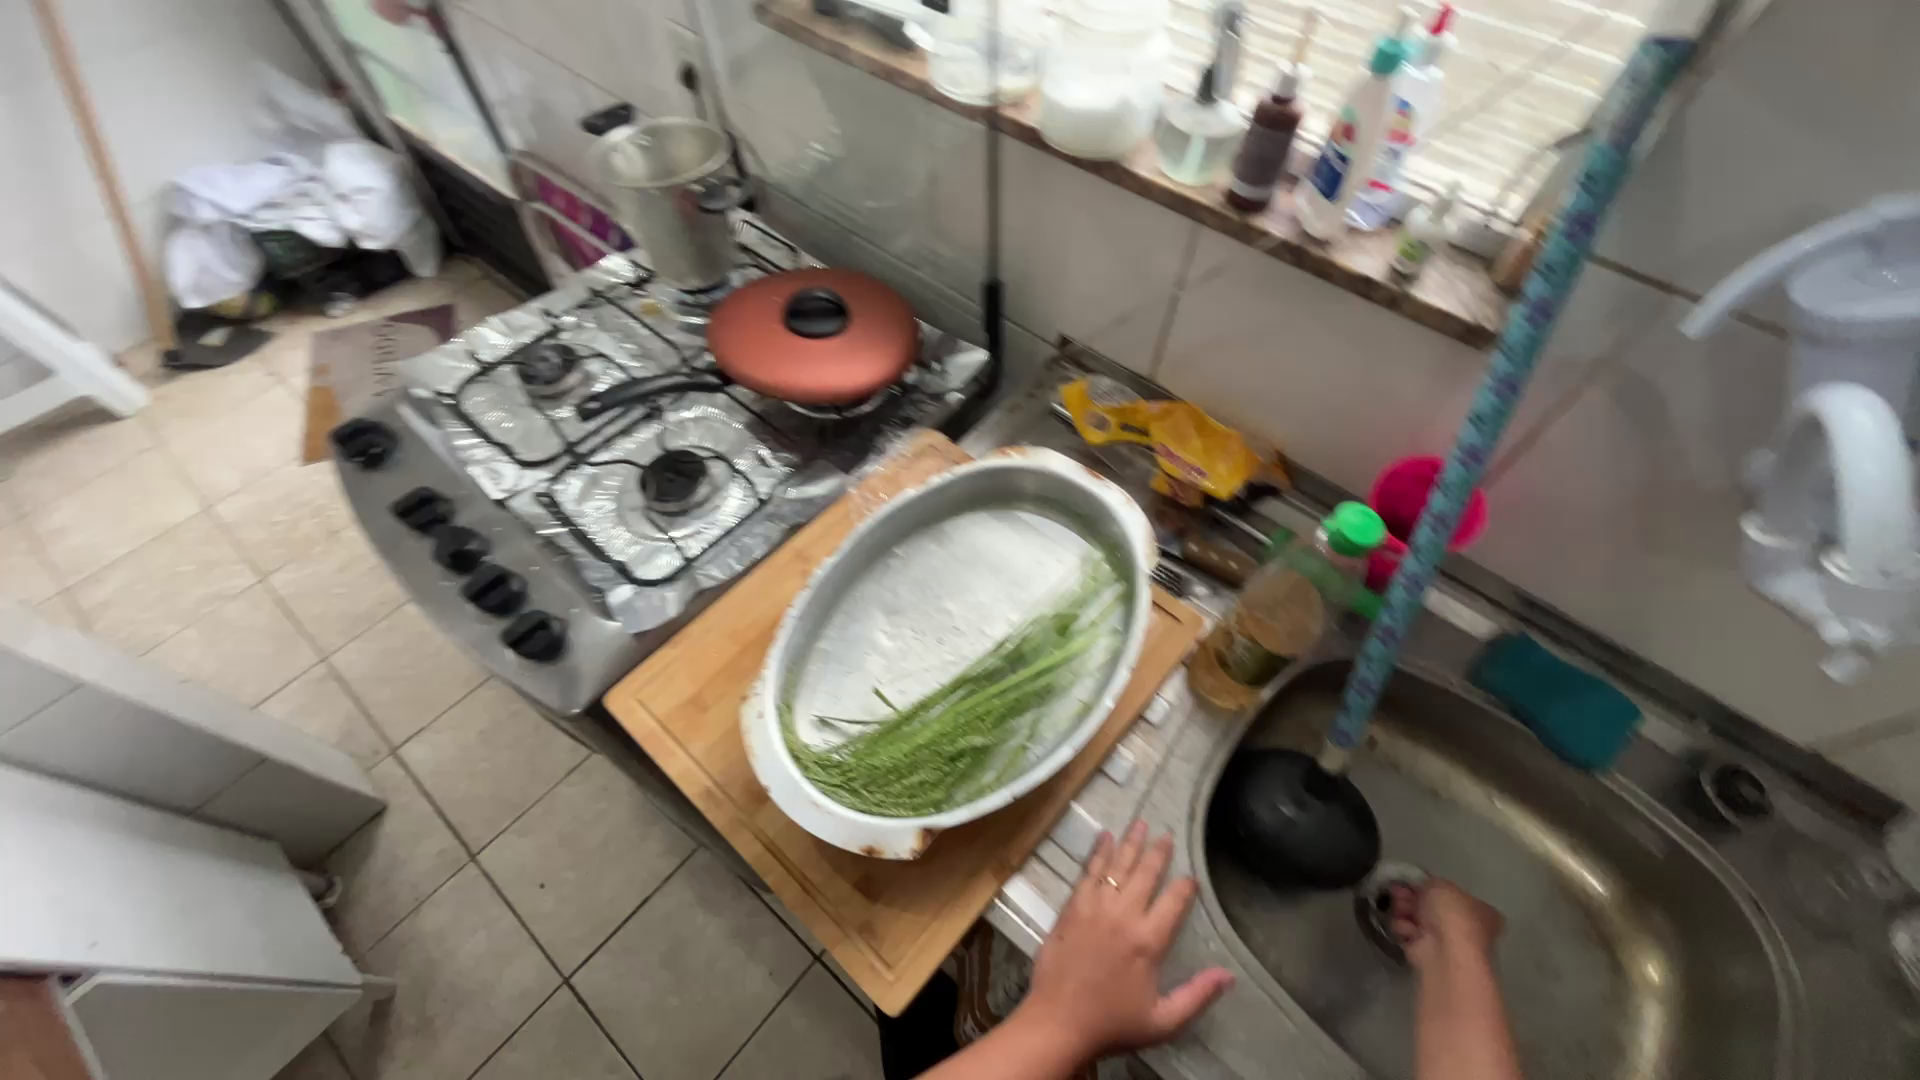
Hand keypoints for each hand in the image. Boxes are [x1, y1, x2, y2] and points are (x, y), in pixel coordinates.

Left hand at [1014, 821, 1234, 1061]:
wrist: (1059, 1021)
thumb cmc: (1113, 1023)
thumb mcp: (1163, 1020)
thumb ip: (1197, 994)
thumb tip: (1230, 974)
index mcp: (1148, 941)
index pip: (1174, 902)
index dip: (1186, 887)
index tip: (1192, 876)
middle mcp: (1123, 915)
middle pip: (1145, 874)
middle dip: (1158, 852)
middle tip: (1166, 834)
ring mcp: (1095, 907)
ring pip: (1116, 866)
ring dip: (1129, 843)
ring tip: (1139, 823)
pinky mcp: (1072, 907)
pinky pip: (1088, 872)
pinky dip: (1098, 853)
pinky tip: (1104, 838)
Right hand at [1388, 879, 1503, 972]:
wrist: (1445, 953)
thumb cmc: (1452, 915)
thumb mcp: (1440, 884)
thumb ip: (1428, 881)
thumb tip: (1420, 887)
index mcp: (1480, 910)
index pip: (1452, 894)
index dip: (1429, 886)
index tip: (1411, 881)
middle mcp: (1466, 927)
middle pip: (1430, 906)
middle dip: (1410, 897)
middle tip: (1398, 892)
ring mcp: (1446, 942)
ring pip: (1416, 918)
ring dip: (1403, 910)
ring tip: (1400, 910)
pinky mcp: (1426, 953)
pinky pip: (1408, 933)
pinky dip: (1403, 928)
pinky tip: (1406, 928)